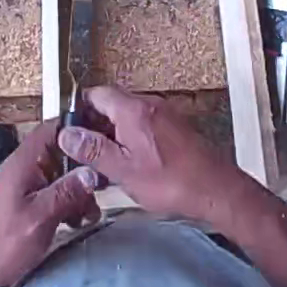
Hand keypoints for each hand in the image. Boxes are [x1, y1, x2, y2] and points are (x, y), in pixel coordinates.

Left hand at [0, 119, 101, 286]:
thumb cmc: (3, 242)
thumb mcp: (38, 217)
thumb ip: (65, 192)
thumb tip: (92, 171)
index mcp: (25, 161)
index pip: (54, 128)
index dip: (79, 129)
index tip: (103, 142)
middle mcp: (27, 166)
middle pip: (63, 152)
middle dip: (84, 169)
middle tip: (103, 189)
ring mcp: (28, 183)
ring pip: (62, 174)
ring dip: (79, 190)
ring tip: (88, 214)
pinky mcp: (30, 201)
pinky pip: (56, 191)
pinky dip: (69, 202)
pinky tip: (77, 222)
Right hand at [58, 85, 267, 230]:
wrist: (219, 192)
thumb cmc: (175, 182)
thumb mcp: (123, 171)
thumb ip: (93, 150)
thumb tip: (67, 135)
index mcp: (133, 110)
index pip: (96, 93)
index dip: (79, 108)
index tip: (70, 127)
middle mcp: (150, 105)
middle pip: (111, 103)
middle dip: (94, 123)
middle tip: (84, 148)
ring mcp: (165, 114)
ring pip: (127, 114)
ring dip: (113, 132)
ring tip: (105, 160)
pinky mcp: (176, 128)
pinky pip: (144, 123)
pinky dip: (131, 137)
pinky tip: (129, 162)